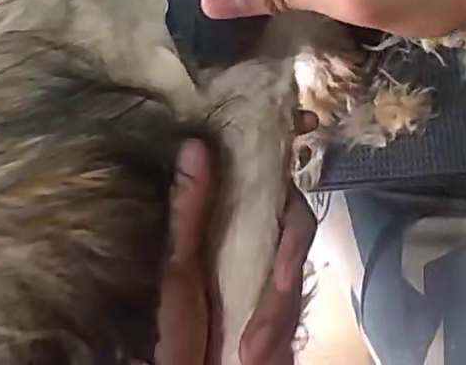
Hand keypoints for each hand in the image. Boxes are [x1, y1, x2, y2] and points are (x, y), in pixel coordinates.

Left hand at [154, 140, 316, 364]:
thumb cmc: (160, 337)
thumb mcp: (172, 275)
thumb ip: (188, 212)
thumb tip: (194, 143)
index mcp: (224, 217)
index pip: (263, 167)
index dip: (287, 141)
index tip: (305, 123)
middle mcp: (252, 235)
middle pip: (294, 212)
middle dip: (290, 253)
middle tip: (282, 282)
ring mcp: (271, 270)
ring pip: (298, 263)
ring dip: (279, 307)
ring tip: (253, 350)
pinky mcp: (283, 306)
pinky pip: (297, 302)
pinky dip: (279, 328)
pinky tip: (258, 353)